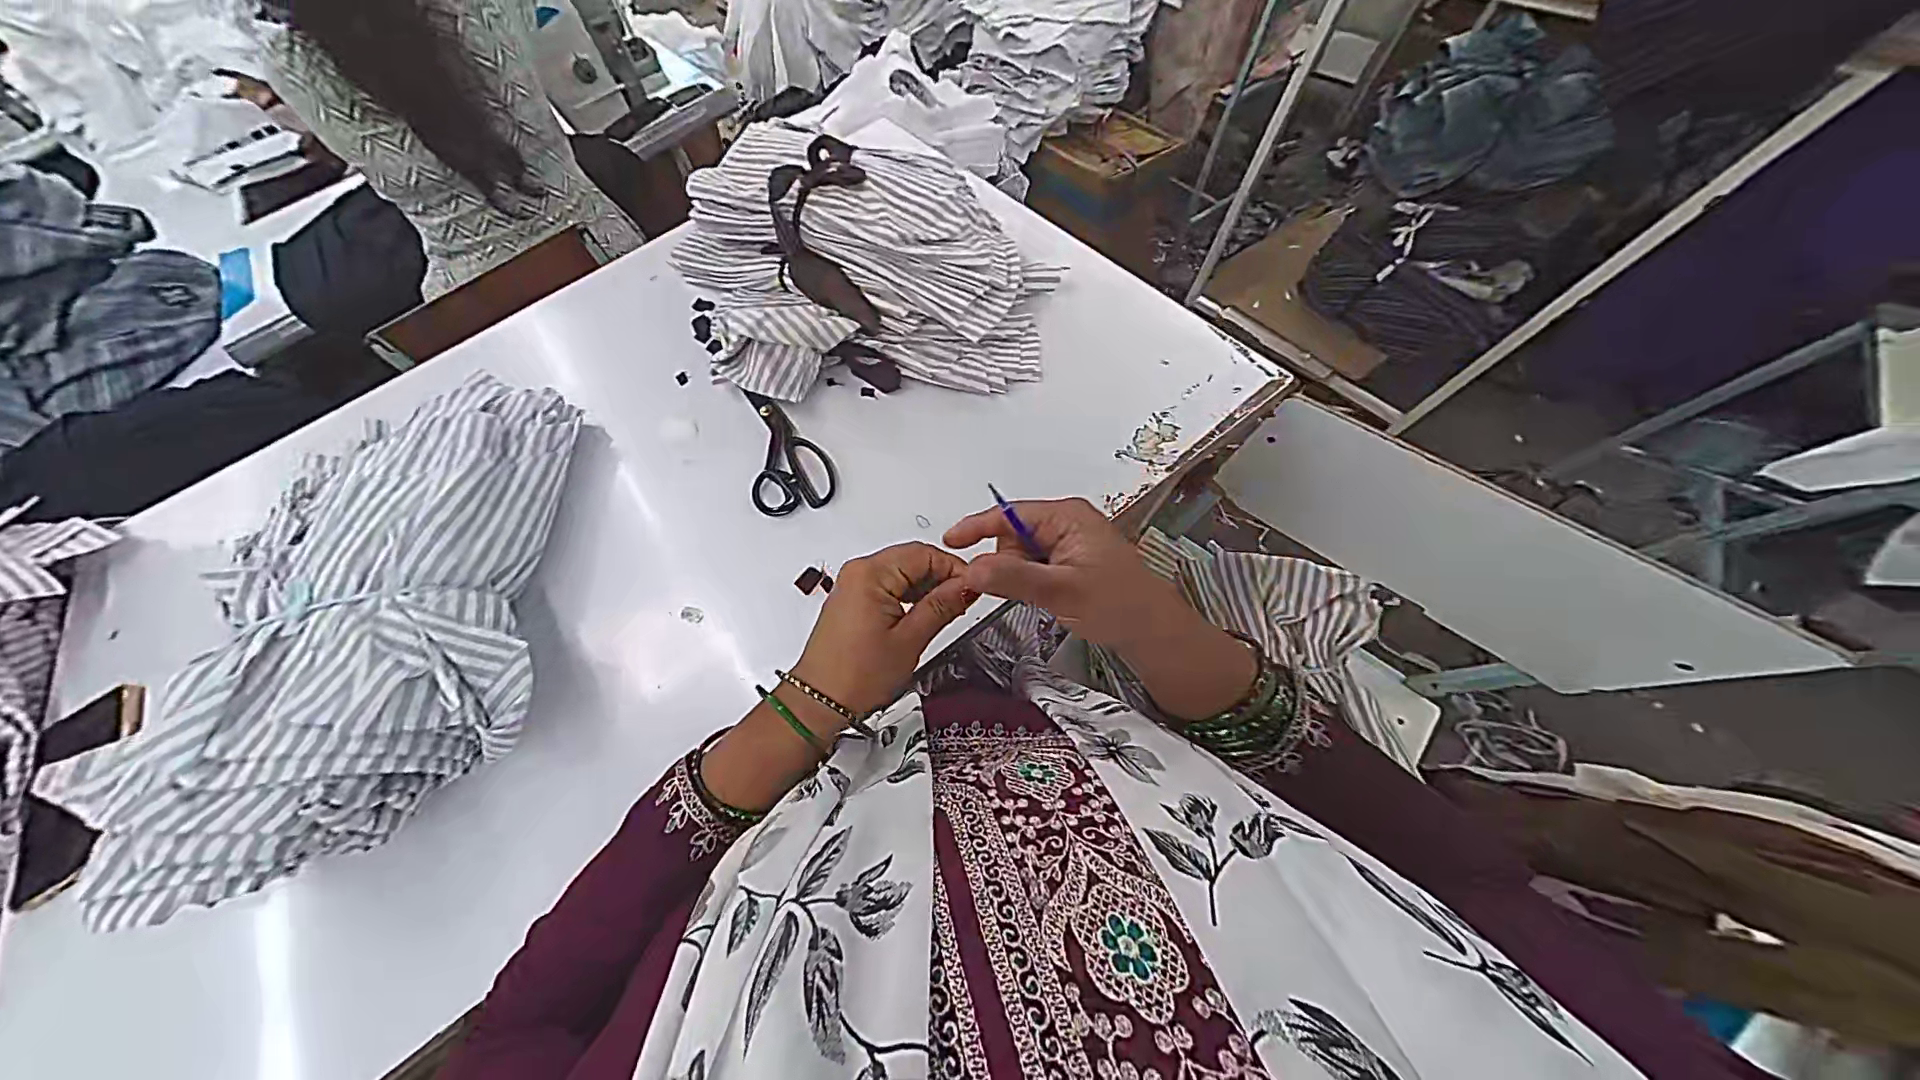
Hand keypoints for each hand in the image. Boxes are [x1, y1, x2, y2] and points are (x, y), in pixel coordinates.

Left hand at [703, 542, 976, 812]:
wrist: (819, 700)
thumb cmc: (852, 676)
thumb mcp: (911, 639)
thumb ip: (943, 605)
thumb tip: (967, 585)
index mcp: (871, 573)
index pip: (925, 553)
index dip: (955, 568)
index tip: (974, 586)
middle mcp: (859, 572)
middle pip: (914, 558)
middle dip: (943, 576)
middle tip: (966, 598)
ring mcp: (854, 584)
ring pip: (903, 571)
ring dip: (928, 586)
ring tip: (948, 610)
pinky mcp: (853, 598)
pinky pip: (890, 584)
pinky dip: (910, 595)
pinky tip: (925, 614)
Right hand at [943, 498, 1256, 720]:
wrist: (1154, 632)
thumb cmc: (1122, 605)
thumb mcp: (1060, 591)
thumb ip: (1013, 577)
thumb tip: (973, 568)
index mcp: (1067, 516)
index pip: (1008, 514)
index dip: (976, 527)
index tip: (952, 540)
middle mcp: (1067, 523)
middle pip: (1012, 535)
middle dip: (1006, 562)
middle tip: (1018, 589)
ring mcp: (1070, 541)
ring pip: (1021, 554)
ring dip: (1020, 576)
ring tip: (1045, 597)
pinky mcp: (1071, 560)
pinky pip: (1035, 566)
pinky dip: (1031, 582)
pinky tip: (1047, 598)